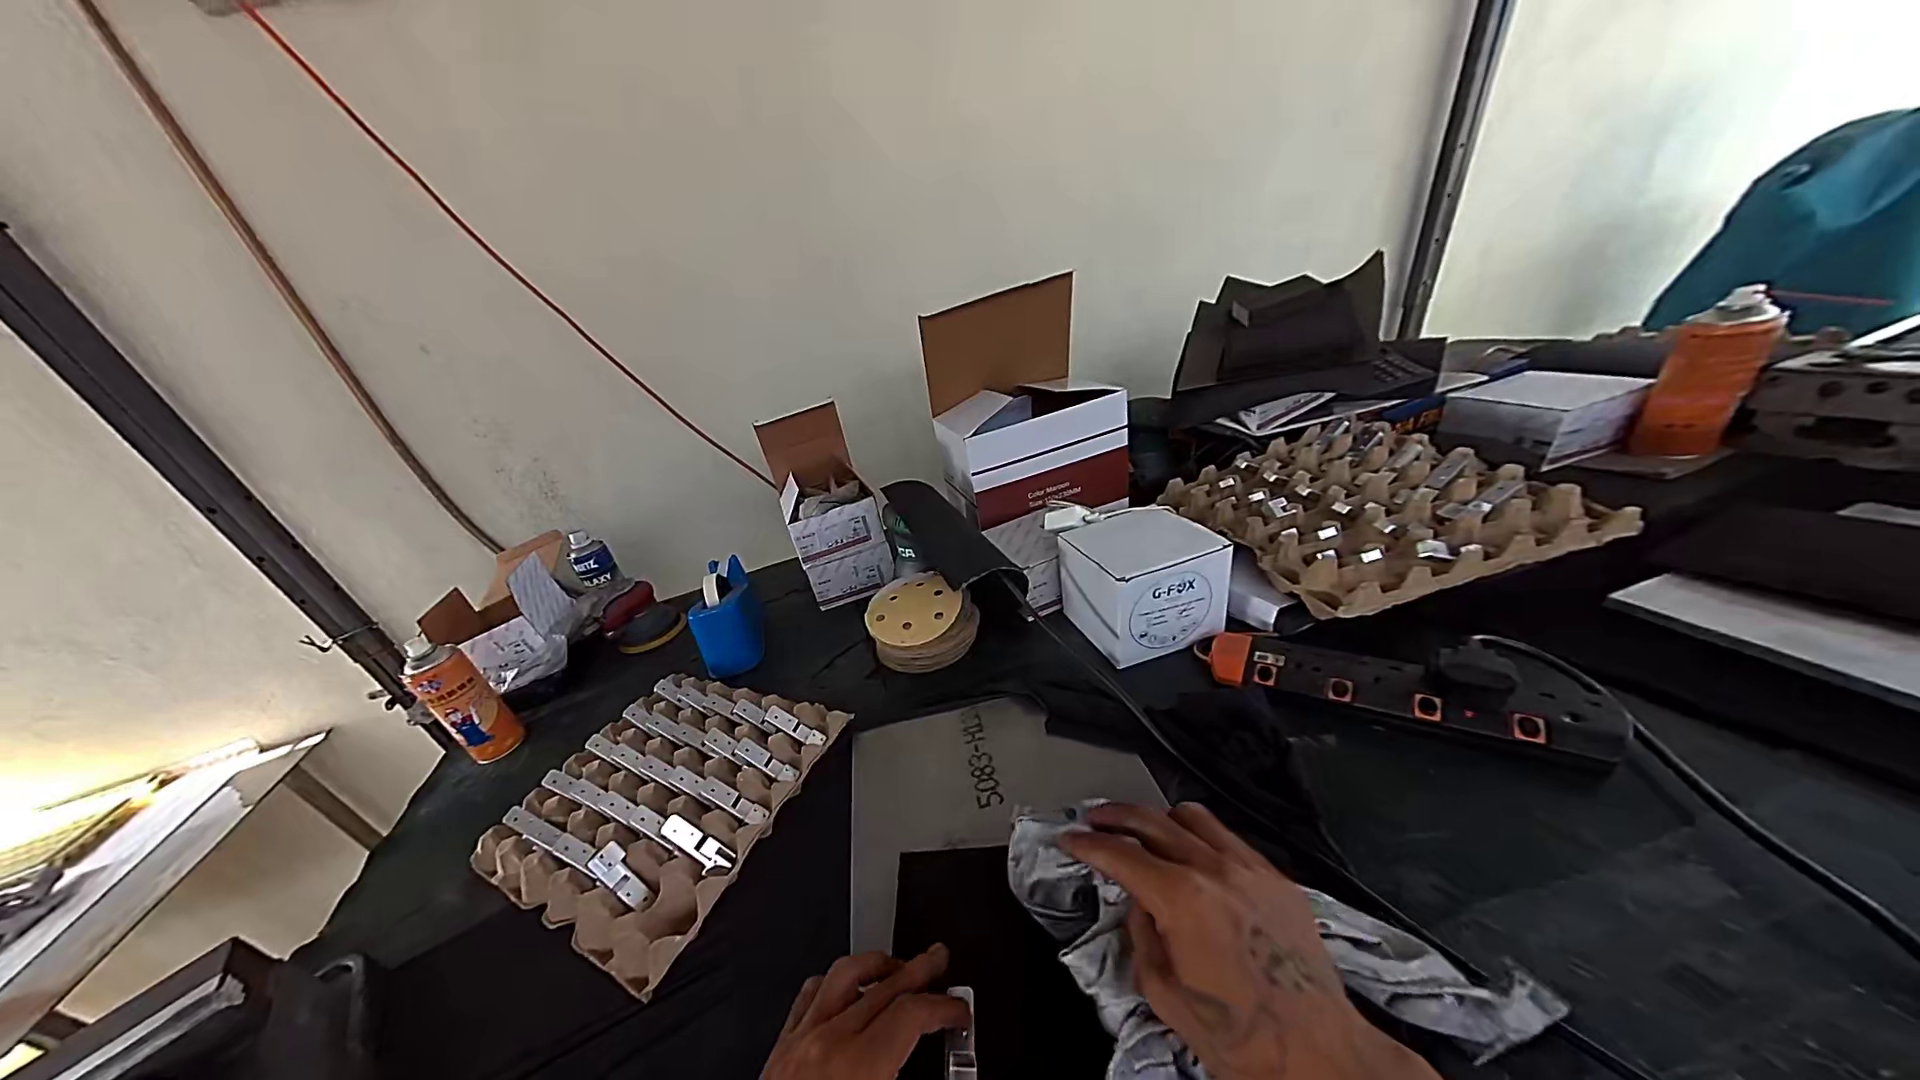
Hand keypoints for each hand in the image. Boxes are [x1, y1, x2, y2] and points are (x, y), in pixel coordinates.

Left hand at [761, 945, 970, 1079]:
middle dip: (920, 968)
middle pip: (885, 984)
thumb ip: (905, 1079)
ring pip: (844, 974)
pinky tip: (845, 987)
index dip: (945, 1008)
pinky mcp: (780, 1048)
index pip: (912, 1013)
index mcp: (859, 1068)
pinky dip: (833, 983)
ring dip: (877, 965)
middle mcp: (829, 1043)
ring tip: (896, 965)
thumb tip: (947, 1075)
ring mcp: (801, 1040)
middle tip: (939, 959)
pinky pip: (809, 995)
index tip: (959, 1013)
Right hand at [1058, 803, 1438, 1079]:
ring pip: (1191, 815)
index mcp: (1181, 899)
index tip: (1070, 838)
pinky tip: (1193, 853)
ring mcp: (1249, 868)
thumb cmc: (1241, 1037)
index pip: (1120, 853)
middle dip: (1113, 816)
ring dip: (1158, 818)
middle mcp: (1214, 870)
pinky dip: (1200, 835)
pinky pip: (1229, 836)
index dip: (1087, 843)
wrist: (1320, 1054)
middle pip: (1150, 820)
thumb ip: (1141, 936)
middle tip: (1094, 821)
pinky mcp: (1276, 877)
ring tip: (1143, 830)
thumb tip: (1138, 904)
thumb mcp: (1164, 994)